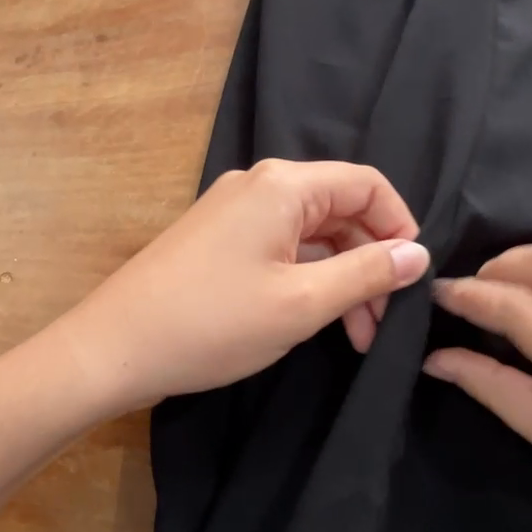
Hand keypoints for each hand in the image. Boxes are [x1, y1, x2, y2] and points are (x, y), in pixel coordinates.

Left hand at [53, 159, 429, 412]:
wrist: (113, 348)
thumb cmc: (212, 323)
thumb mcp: (301, 303)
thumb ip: (366, 274)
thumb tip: (418, 254)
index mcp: (282, 185)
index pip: (367, 183)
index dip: (399, 226)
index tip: (412, 279)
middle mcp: (259, 185)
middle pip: (340, 208)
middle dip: (371, 260)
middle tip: (384, 322)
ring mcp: (234, 211)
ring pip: (311, 233)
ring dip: (341, 277)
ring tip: (357, 336)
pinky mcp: (218, 239)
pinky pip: (280, 246)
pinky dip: (308, 278)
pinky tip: (317, 320)